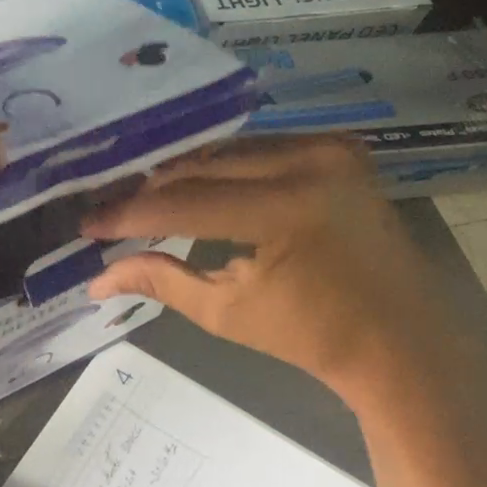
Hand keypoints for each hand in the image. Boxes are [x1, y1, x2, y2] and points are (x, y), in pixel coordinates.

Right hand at [82, 136, 462, 399]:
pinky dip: (223, 167)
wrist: (399, 338)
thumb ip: (160, 281)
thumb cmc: (311, 335)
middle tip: (108, 207)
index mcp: (286, 209)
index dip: (129, 215)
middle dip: (151, 189)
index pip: (184, 203)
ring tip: (141, 196)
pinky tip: (192, 183)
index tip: (87, 224)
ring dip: (184, 173)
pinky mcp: (339, 149)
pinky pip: (261, 149)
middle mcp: (310, 162)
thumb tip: (96, 279)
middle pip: (204, 166)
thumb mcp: (225, 310)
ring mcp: (330, 149)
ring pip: (230, 151)